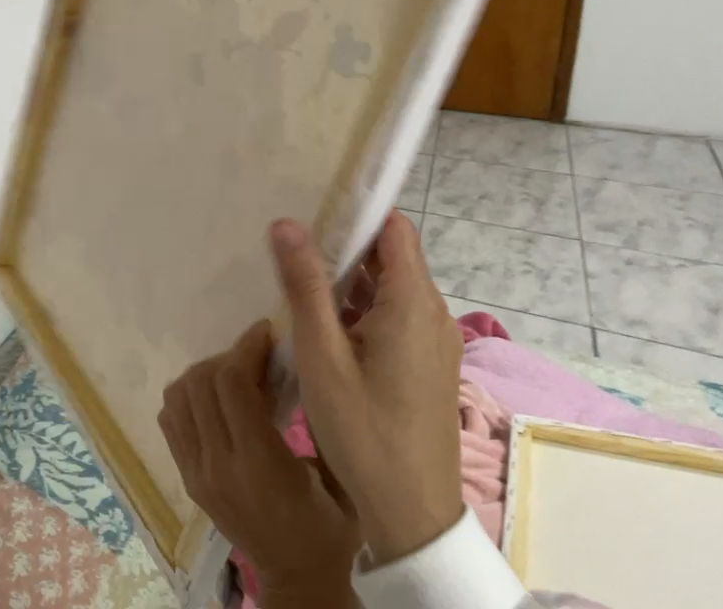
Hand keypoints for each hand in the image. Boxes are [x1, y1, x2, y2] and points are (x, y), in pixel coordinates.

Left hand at [159, 321, 357, 601]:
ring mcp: (196, 473)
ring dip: (203, 375)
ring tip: (233, 376)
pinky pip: (171, 420)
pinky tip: (216, 401)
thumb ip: (312, 419)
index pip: (232, 385)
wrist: (299, 578)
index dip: (246, 347)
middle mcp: (219, 465)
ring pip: (177, 397)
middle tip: (254, 355)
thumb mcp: (334, 472)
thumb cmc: (329, 525)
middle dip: (227, 356)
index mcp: (260, 464)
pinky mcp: (187, 479)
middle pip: (200, 383)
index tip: (264, 331)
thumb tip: (292, 361)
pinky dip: (187, 398)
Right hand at [272, 212, 463, 564]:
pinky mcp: (429, 365)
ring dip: (350, 282)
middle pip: (391, 257)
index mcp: (413, 303)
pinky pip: (396, 317)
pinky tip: (322, 327)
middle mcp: (433, 314)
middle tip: (290, 249)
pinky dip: (362, 310)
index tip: (311, 209)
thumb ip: (306, 285)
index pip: (394, 229)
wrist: (411, 513)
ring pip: (391, 289)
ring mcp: (434, 342)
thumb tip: (287, 223)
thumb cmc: (362, 431)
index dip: (357, 212)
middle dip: (344, 247)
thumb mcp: (321, 355)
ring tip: (297, 282)